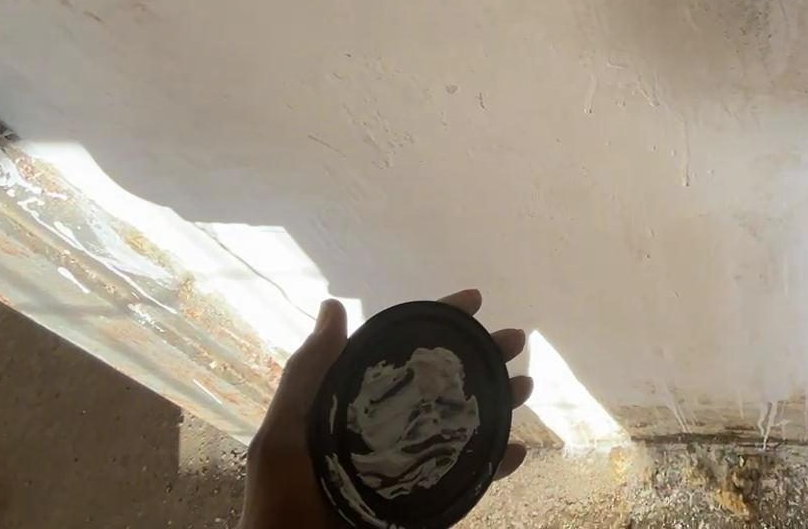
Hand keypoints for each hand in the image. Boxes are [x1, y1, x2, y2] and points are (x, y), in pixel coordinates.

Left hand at [240, 290, 534, 528]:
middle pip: (448, 379)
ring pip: (467, 420)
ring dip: (501, 400)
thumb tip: (333, 306)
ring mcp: (414, 465)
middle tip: (516, 338)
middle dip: (485, 353)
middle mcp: (392, 427)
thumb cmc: (282, 507)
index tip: (476, 300)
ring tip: (526, 386)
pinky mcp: (428, 503)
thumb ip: (308, 375)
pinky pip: (471, 478)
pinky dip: (497, 463)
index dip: (441, 319)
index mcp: (359, 404)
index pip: (407, 350)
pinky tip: (516, 450)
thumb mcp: (283, 438)